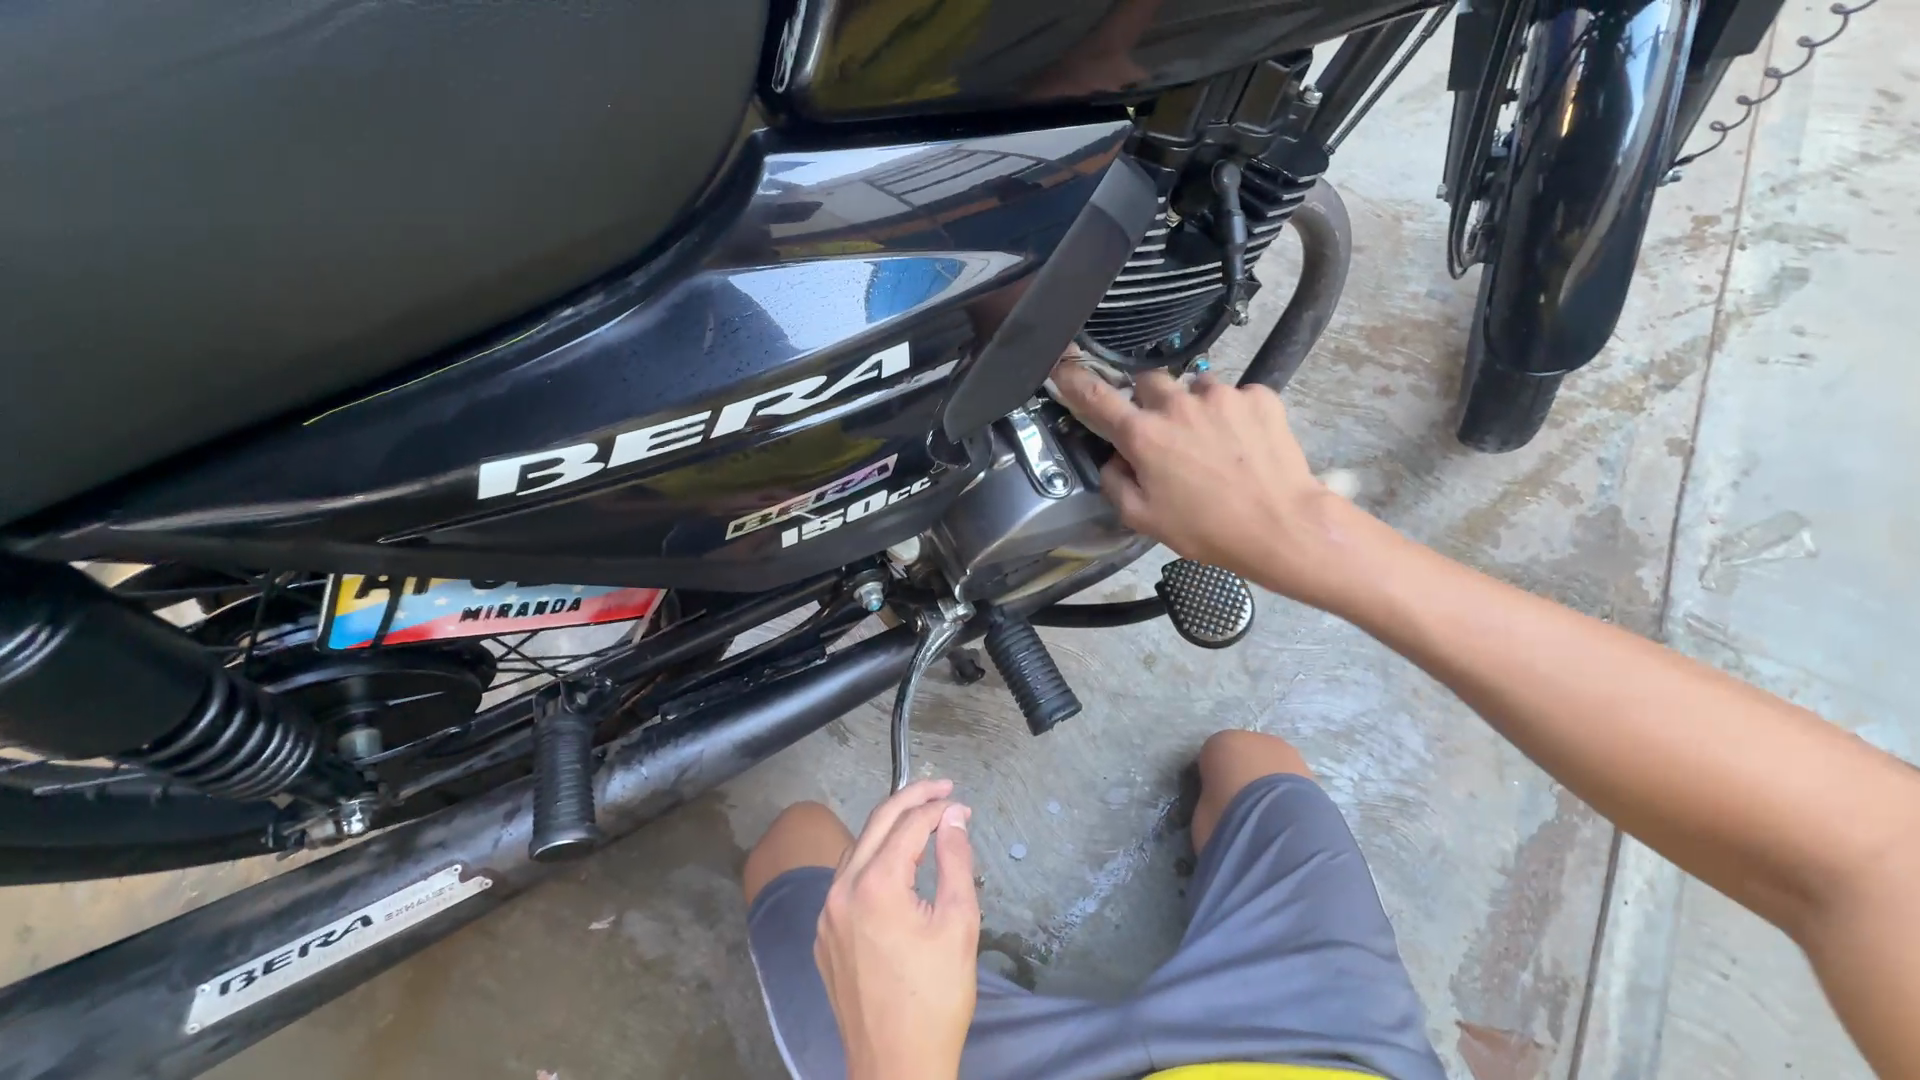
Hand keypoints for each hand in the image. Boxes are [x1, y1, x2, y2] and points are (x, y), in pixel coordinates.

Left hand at [815, 779, 979, 1079]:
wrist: (896, 1066)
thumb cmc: (937, 997)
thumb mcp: (959, 923)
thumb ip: (955, 860)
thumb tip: (953, 817)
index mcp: (876, 884)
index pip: (908, 824)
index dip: (937, 806)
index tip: (961, 802)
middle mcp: (842, 890)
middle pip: (876, 824)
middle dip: (910, 799)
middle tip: (943, 789)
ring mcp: (827, 914)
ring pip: (856, 850)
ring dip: (888, 827)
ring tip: (921, 818)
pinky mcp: (824, 936)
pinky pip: (846, 880)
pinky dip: (871, 859)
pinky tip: (894, 864)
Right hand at [1050, 361, 1373, 612]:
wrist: (1282, 526)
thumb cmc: (1208, 530)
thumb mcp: (1144, 519)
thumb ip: (1115, 483)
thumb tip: (1115, 460)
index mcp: (1144, 436)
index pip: (1096, 397)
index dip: (1074, 379)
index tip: (1063, 365)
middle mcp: (1178, 405)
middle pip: (1148, 381)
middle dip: (1149, 401)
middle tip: (1164, 433)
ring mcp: (1221, 395)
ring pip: (1194, 386)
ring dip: (1194, 407)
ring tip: (1211, 443)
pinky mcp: (1259, 396)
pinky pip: (1235, 395)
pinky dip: (1233, 414)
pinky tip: (1242, 444)